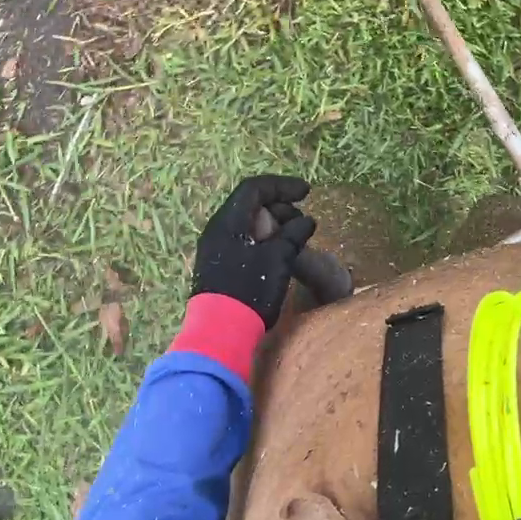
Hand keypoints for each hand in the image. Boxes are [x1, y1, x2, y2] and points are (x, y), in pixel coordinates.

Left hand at [191, 175, 317, 327]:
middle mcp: (218, 229)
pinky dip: (263, 238)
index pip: (255, 189)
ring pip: (247, 222)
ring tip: (292, 238)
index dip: (282, 186)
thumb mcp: (279, 258)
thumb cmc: (250, 290)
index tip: (306, 193)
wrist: (220, 333)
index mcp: (229, 222)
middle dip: (279, 206)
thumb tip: (306, 221)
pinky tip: (277, 252)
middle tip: (300, 220)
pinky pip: (242, 239)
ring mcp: (215, 248)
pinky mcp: (217, 265)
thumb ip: (293, 234)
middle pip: (250, 204)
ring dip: (273, 223)